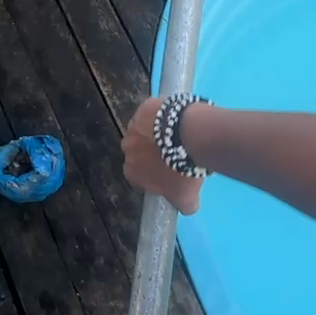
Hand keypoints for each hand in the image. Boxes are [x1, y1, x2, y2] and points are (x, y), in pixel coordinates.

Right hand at [121, 96, 206, 213]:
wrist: (188, 136)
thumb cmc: (182, 170)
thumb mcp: (186, 198)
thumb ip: (184, 206)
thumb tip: (188, 207)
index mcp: (131, 172)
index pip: (138, 176)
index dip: (152, 175)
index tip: (168, 173)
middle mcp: (127, 148)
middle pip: (138, 152)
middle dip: (151, 152)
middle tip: (175, 153)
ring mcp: (133, 125)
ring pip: (144, 131)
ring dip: (156, 133)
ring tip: (178, 135)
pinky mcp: (144, 107)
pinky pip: (153, 112)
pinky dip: (162, 115)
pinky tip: (176, 119)